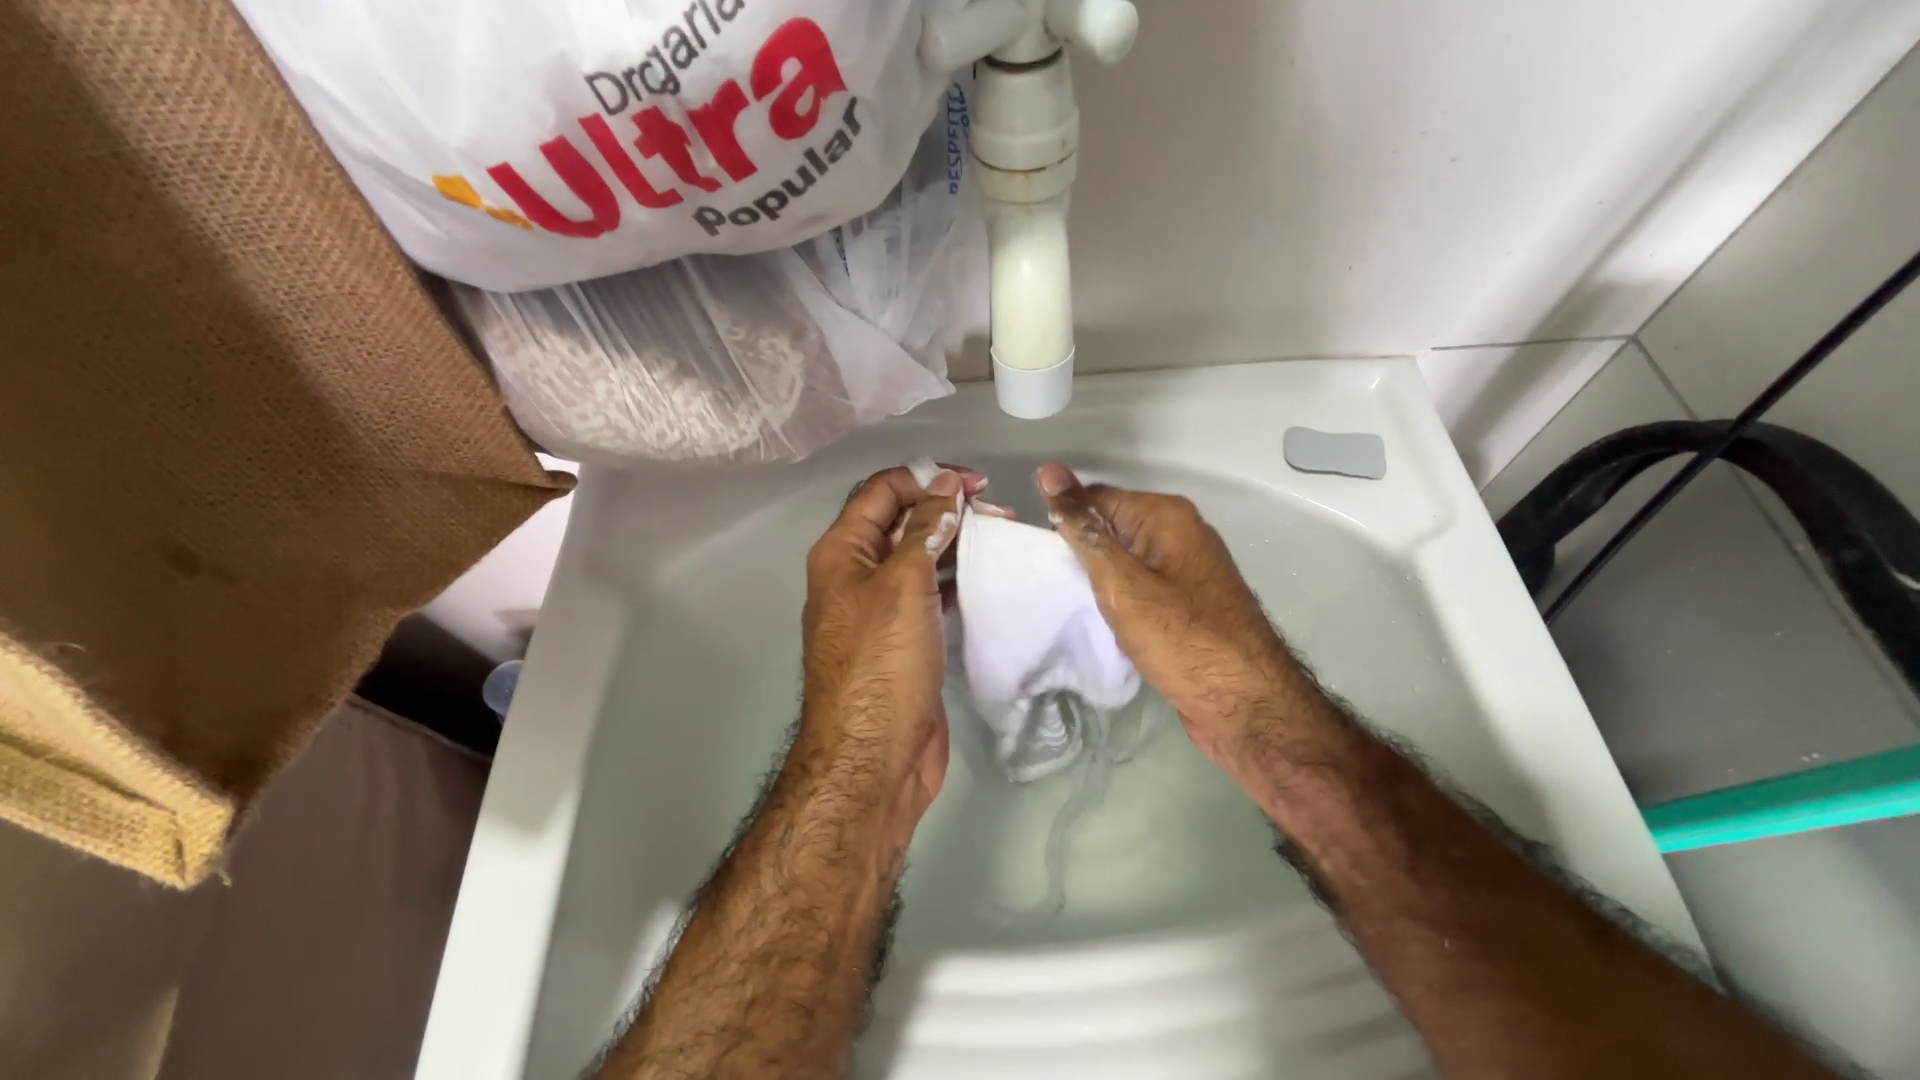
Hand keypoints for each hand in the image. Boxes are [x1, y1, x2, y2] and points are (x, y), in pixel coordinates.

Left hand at [798, 464, 979, 825]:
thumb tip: (946, 484)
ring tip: (1003, 538)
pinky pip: (931, 595)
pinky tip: (989, 576)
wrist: (874, 758)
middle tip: (1000, 513)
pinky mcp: (905, 640)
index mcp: (842, 552)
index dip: (927, 477)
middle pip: (902, 521)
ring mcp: (881, 610)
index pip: (882, 491)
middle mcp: (856, 575)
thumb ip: (925, 529)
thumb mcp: (903, 584)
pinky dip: (957, 580)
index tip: (976, 484)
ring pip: (919, 558)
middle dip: (947, 508)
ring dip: (956, 543)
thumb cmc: (883, 663)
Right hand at [1035, 463, 1294, 771]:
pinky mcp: (1190, 605)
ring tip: (1071, 604)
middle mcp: (1181, 534)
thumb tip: (1050, 470)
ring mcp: (1189, 571)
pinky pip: (1142, 588)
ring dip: (1099, 581)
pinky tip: (1103, 623)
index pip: (1097, 497)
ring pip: (1126, 562)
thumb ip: (1084, 529)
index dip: (1064, 520)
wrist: (1245, 706)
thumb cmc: (1182, 639)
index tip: (1036, 553)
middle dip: (1081, 552)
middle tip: (1048, 583)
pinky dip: (1120, 602)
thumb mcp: (1122, 582)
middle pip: (1113, 528)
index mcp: (1167, 516)